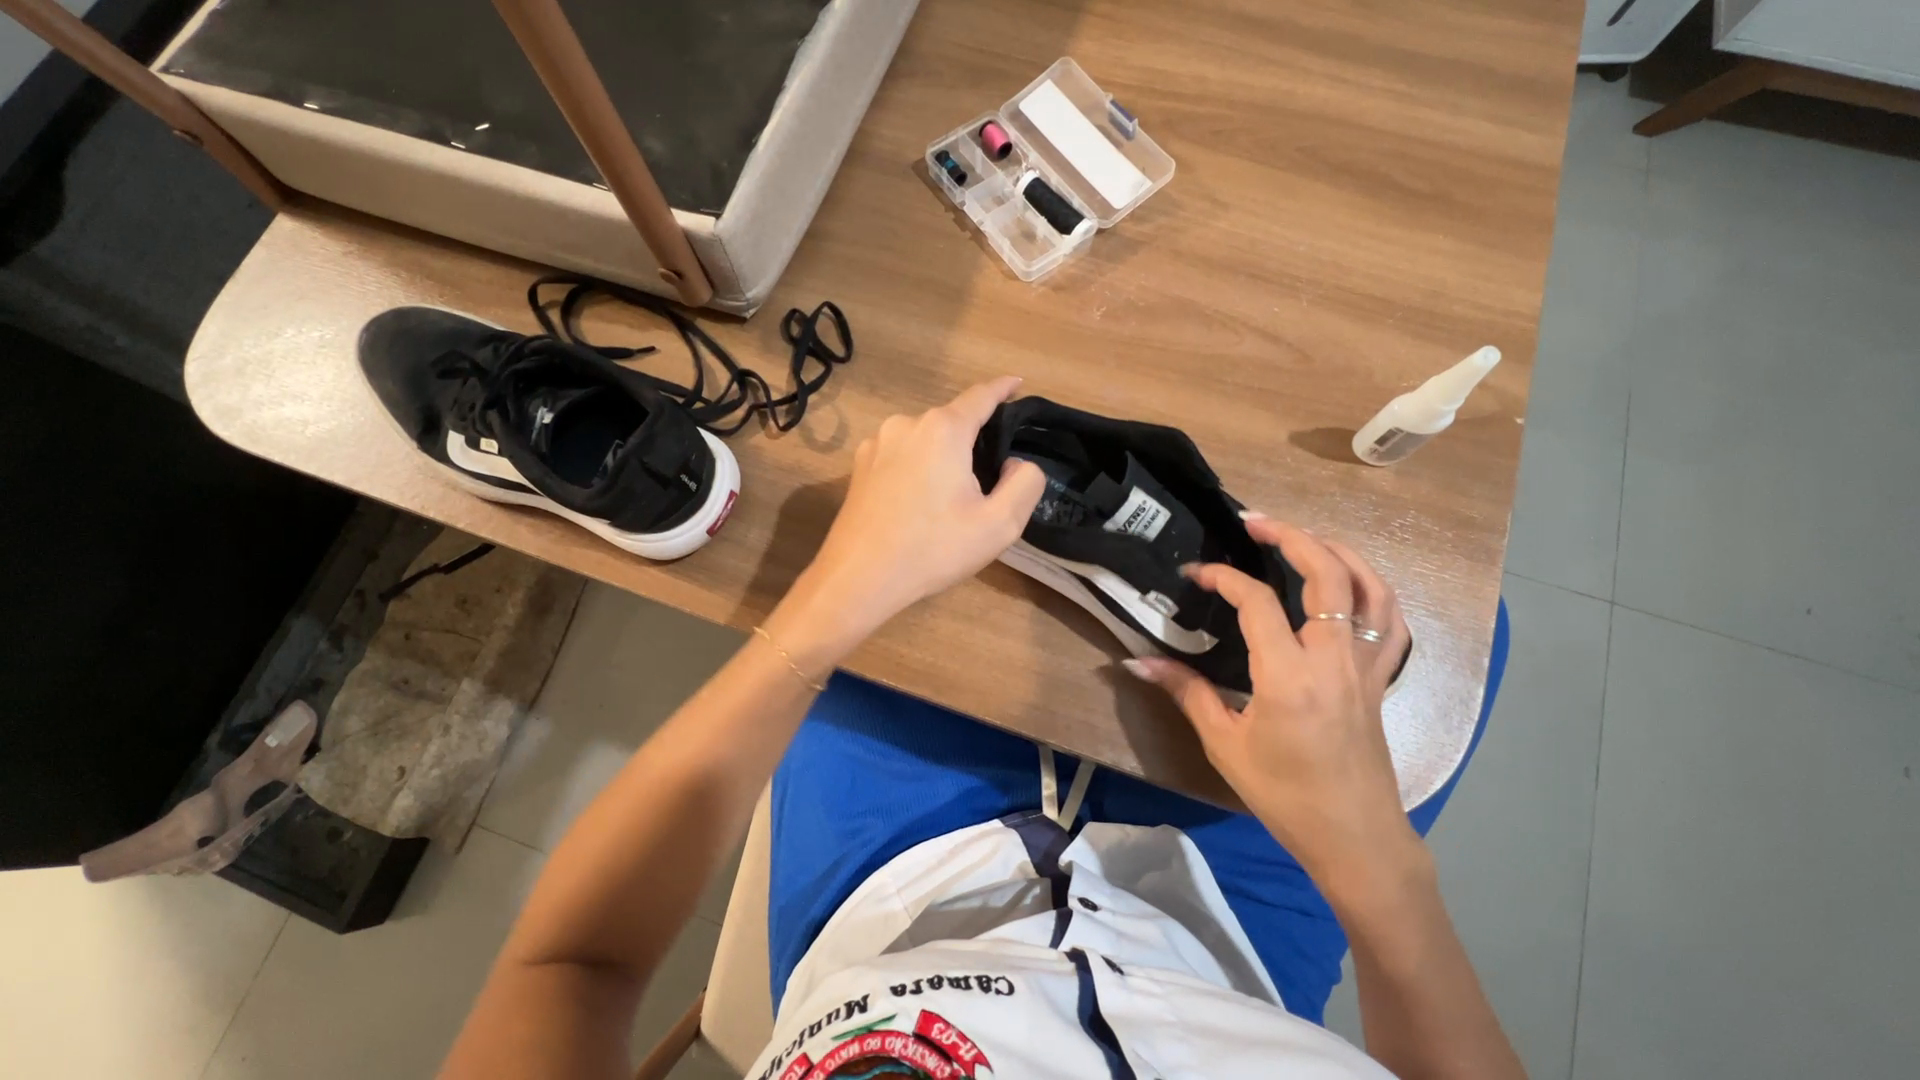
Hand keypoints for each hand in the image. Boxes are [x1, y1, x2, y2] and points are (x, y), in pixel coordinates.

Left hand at [766, 377, 1045, 667]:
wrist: (859, 578)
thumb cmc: (933, 549)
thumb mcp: (999, 525)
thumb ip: (1025, 483)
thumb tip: (1016, 463)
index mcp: (943, 430)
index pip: (981, 396)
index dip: (1004, 389)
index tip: (1018, 383)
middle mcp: (906, 424)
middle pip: (953, 422)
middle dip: (973, 442)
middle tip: (988, 484)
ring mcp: (877, 443)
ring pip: (925, 441)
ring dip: (943, 459)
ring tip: (951, 501)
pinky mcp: (859, 466)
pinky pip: (901, 456)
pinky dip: (917, 469)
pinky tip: (919, 504)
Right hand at [1127, 517, 1421, 903]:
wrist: (1354, 835)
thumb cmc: (1284, 794)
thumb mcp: (1224, 744)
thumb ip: (1185, 692)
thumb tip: (1137, 662)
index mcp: (1288, 674)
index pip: (1255, 602)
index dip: (1222, 578)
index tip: (1196, 572)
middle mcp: (1334, 657)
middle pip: (1326, 573)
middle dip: (1291, 536)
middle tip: (1255, 522)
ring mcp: (1367, 665)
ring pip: (1369, 587)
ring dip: (1339, 551)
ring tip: (1305, 537)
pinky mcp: (1382, 677)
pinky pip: (1391, 621)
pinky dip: (1374, 590)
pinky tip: (1351, 584)